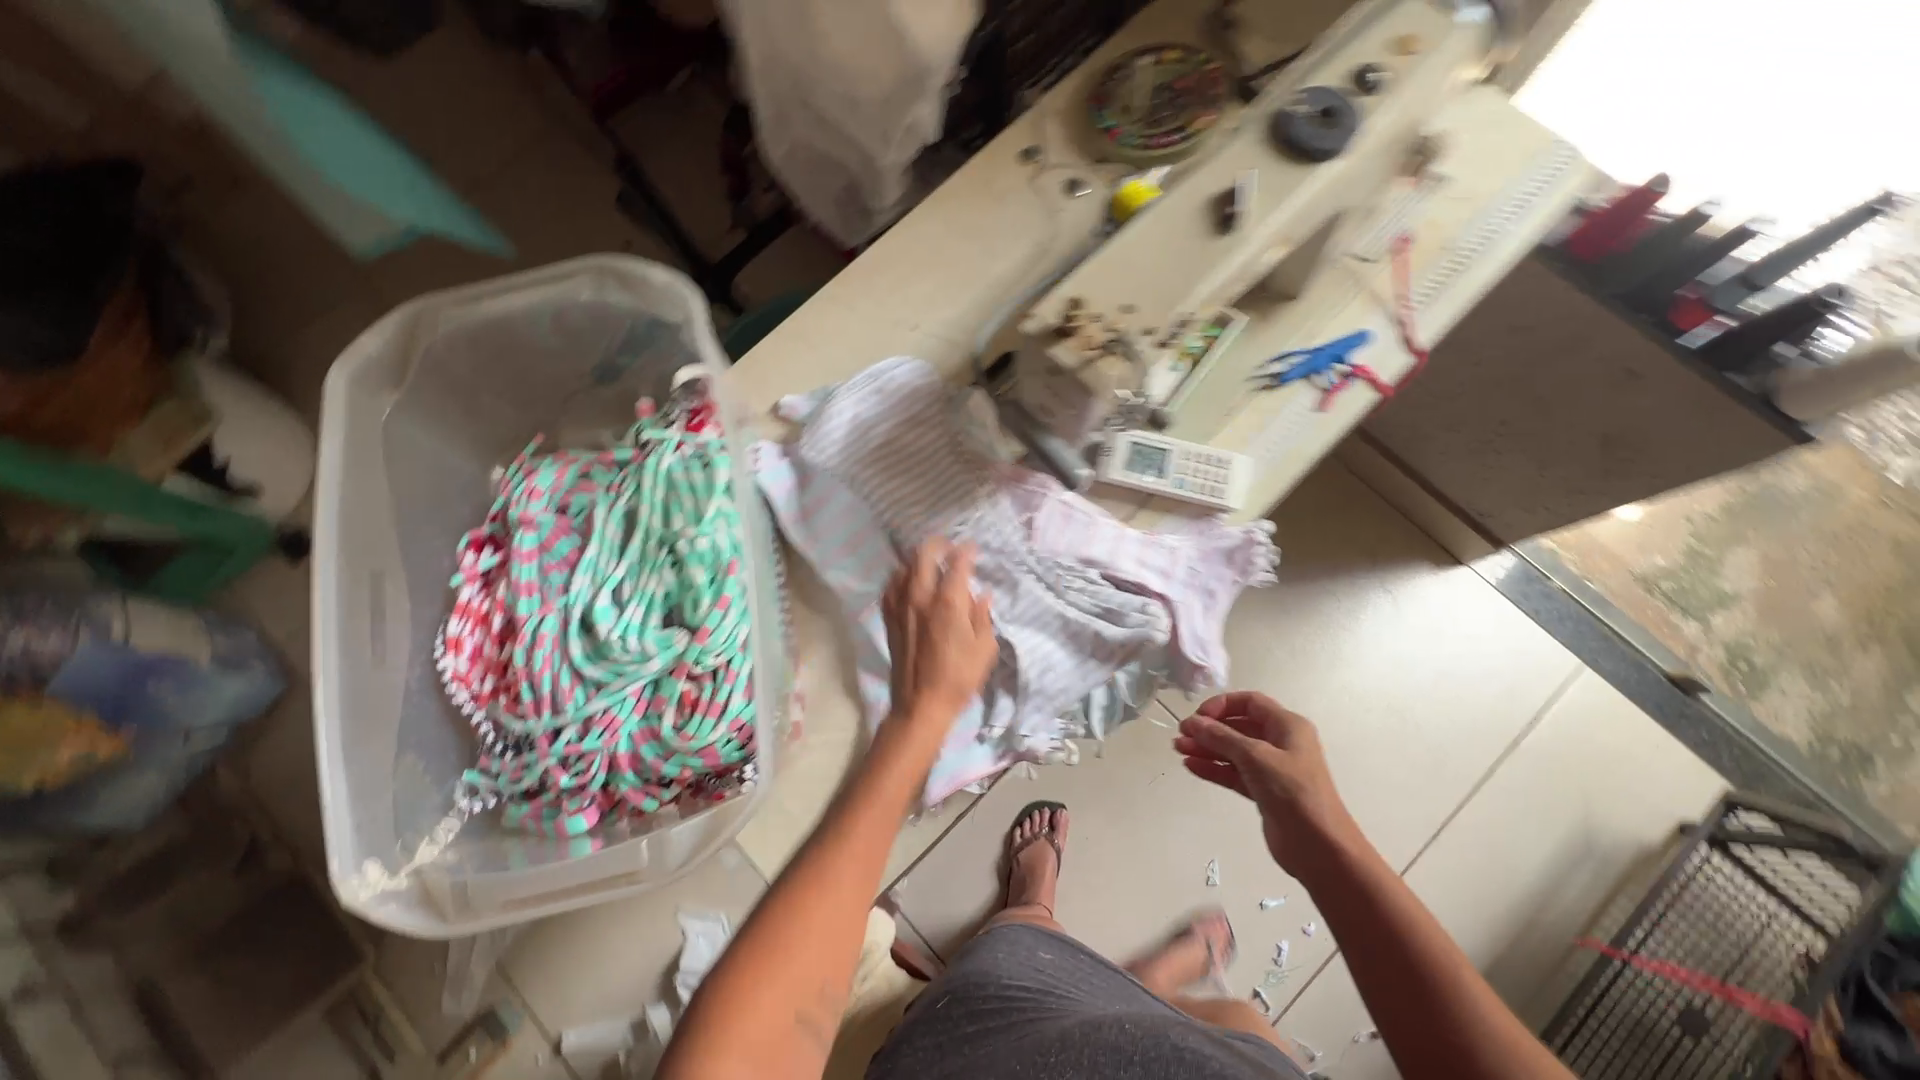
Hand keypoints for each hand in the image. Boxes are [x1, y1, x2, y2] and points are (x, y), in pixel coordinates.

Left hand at [882, 539, 997, 734]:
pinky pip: (891, 586)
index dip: (967, 551)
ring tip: (930, 563)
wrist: (920, 704)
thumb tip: (982, 595)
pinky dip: (901, 577)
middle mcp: (921, 597)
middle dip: (938, 545)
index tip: (973, 548)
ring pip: (904, 567)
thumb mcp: (984, 648)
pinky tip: (908, 582)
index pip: (957, 563)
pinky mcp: (889, 619)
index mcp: (948, 602)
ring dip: (918, 560)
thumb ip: (982, 616)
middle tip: (950, 548)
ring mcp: (900, 606)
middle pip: (924, 555)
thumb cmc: (959, 678)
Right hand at [1173, 692, 1364, 881]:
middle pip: (1239, 727)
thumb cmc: (1293, 791)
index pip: (1250, 703)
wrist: (1318, 846)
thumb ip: (1222, 737)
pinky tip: (1192, 766)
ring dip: (1207, 749)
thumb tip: (1193, 722)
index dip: (1222, 705)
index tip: (1197, 717)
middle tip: (1181, 735)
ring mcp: (1271, 768)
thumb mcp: (1256, 757)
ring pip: (1233, 751)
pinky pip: (1234, 773)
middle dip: (1209, 729)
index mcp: (1287, 726)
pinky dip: (1214, 769)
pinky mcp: (1263, 791)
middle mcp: (1280, 743)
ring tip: (1179, 750)